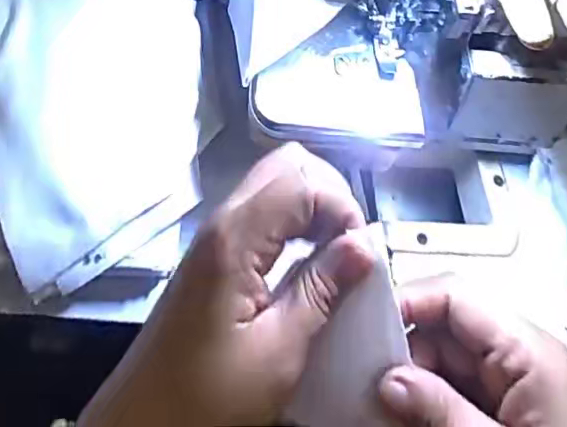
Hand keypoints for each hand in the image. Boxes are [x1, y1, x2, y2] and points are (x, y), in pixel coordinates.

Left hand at [78, 143, 374, 426]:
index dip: (340, 205)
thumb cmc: (203, 402)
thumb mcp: (275, 356)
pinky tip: (308, 258)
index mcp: (235, 238)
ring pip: (277, 180)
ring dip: (314, 203)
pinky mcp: (216, 251)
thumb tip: (363, 246)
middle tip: (349, 242)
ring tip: (334, 250)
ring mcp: (217, 232)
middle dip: (330, 192)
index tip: (358, 250)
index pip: (302, 179)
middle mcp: (224, 220)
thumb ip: (322, 292)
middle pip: (289, 164)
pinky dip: (296, 218)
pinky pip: (266, 206)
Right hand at [378, 278, 566, 426]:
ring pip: (455, 361)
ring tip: (380, 403)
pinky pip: (469, 390)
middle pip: (452, 327)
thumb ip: (442, 411)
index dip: (412, 300)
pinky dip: (439, 401)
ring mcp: (521, 381)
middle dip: (409, 348)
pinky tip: (412, 418)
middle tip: (366, 379)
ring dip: (419, 379)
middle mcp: (523, 351)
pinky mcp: (520, 409)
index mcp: (525, 345)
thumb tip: (390, 378)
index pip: (457, 294)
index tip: (368, 324)